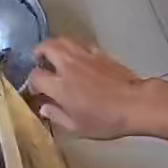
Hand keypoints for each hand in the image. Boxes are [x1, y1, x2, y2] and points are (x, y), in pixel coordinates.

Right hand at [26, 37, 160, 138]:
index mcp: (59, 85)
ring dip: (54, 45)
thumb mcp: (77, 127)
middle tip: (39, 61)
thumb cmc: (106, 120)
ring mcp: (84, 55)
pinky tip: (77, 56)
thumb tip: (44, 107)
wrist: (135, 103)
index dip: (32, 82)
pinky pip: (80, 43)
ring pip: (62, 40)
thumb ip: (57, 116)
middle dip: (38, 53)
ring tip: (54, 54)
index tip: (36, 89)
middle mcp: (68, 65)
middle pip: (46, 47)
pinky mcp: (99, 52)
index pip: (35, 76)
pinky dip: (73, 47)